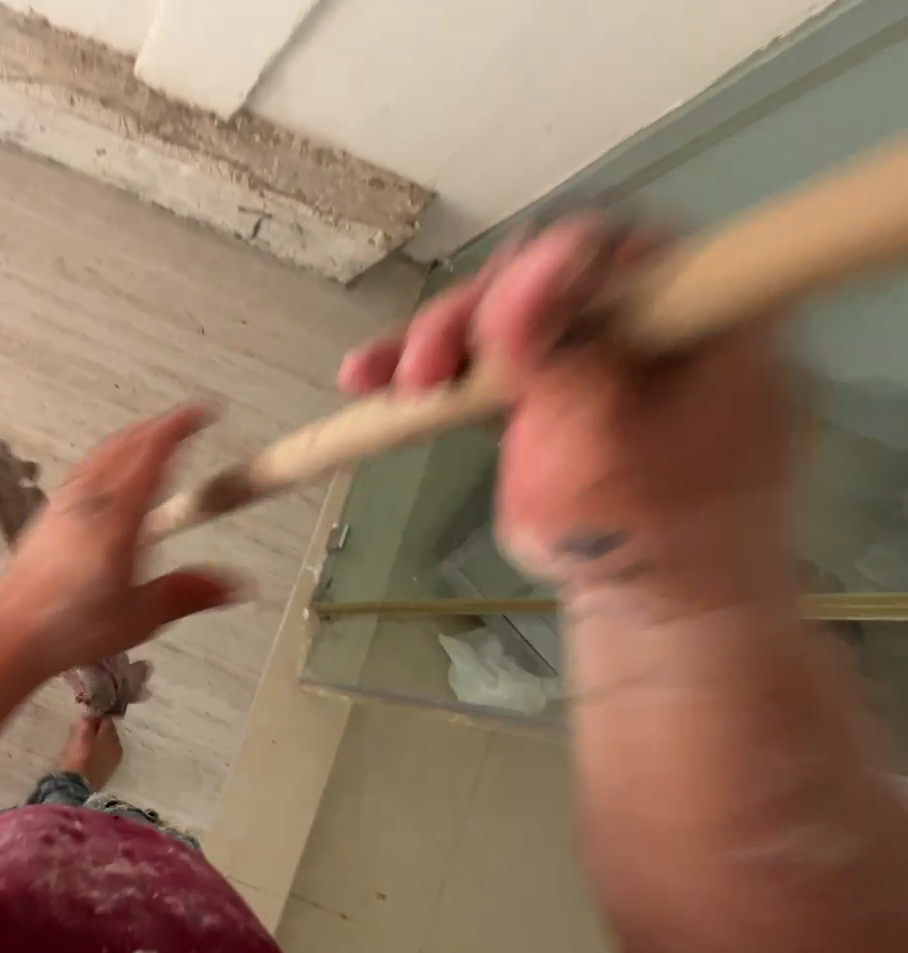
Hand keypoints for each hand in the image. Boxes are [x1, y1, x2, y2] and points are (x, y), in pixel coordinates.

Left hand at [0, 403, 241, 678]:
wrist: (11, 629)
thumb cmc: (72, 626)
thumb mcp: (139, 617)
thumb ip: (185, 594)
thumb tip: (234, 585)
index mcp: (118, 517)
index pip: (152, 454)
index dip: (178, 427)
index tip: (201, 413)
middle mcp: (89, 501)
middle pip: (125, 446)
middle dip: (156, 428)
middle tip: (183, 424)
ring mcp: (64, 504)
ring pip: (100, 455)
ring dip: (129, 440)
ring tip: (149, 441)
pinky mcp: (48, 516)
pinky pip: (82, 471)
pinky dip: (105, 458)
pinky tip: (106, 474)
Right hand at [340, 215, 799, 612]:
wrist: (643, 593)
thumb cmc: (641, 529)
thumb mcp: (601, 439)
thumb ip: (566, 352)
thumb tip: (537, 258)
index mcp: (699, 313)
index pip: (611, 247)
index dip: (532, 271)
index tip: (480, 327)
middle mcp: (644, 317)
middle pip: (535, 280)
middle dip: (460, 321)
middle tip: (418, 374)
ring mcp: (589, 351)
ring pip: (494, 318)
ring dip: (424, 345)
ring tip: (365, 379)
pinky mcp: (546, 383)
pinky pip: (480, 358)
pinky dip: (424, 369)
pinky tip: (369, 381)